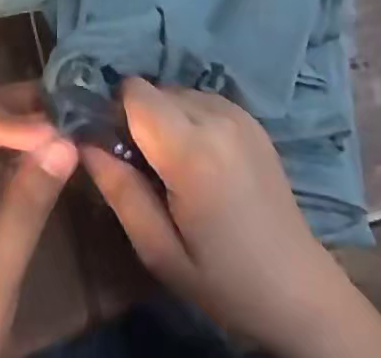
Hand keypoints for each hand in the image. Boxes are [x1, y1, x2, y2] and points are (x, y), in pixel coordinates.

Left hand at [0, 83, 77, 357]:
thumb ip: (29, 200)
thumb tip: (69, 141)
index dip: (11, 119)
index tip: (55, 130)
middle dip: (25, 113)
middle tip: (73, 109)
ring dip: (33, 129)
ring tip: (75, 122)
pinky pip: (6, 163)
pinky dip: (34, 155)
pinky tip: (63, 151)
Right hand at [82, 79, 380, 357]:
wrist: (297, 289)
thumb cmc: (222, 279)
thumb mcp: (158, 249)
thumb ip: (118, 189)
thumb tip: (83, 142)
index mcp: (192, 150)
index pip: (134, 91)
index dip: (114, 112)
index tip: (112, 148)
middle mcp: (217, 117)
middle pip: (154, 90)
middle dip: (138, 118)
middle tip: (141, 168)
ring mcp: (239, 114)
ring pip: (177, 92)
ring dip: (163, 118)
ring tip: (172, 168)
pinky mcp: (252, 118)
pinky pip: (202, 99)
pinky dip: (188, 119)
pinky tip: (199, 161)